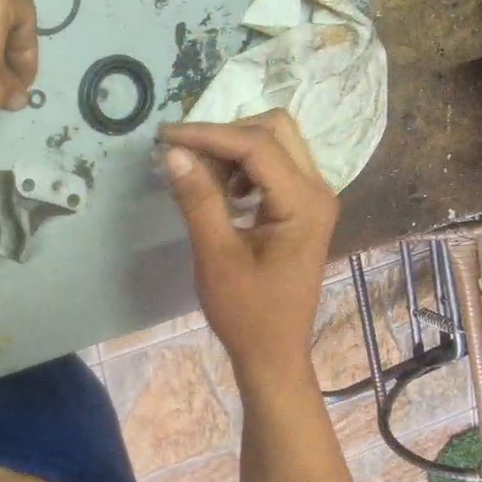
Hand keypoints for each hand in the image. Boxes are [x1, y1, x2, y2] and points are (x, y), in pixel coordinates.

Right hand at [159, 112, 338, 384]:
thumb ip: (198, 200)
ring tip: (199, 176)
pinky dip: (243, 165)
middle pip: (274, 128)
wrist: (273, 352)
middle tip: (183, 155)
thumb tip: (172, 153)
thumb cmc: (246, 312)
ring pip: (275, 141)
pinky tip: (222, 193)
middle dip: (223, 133)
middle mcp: (318, 190)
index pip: (256, 145)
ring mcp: (313, 197)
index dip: (207, 135)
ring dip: (233, 148)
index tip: (164, 137)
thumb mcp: (216, 256)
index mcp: (303, 202)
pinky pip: (274, 163)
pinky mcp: (301, 206)